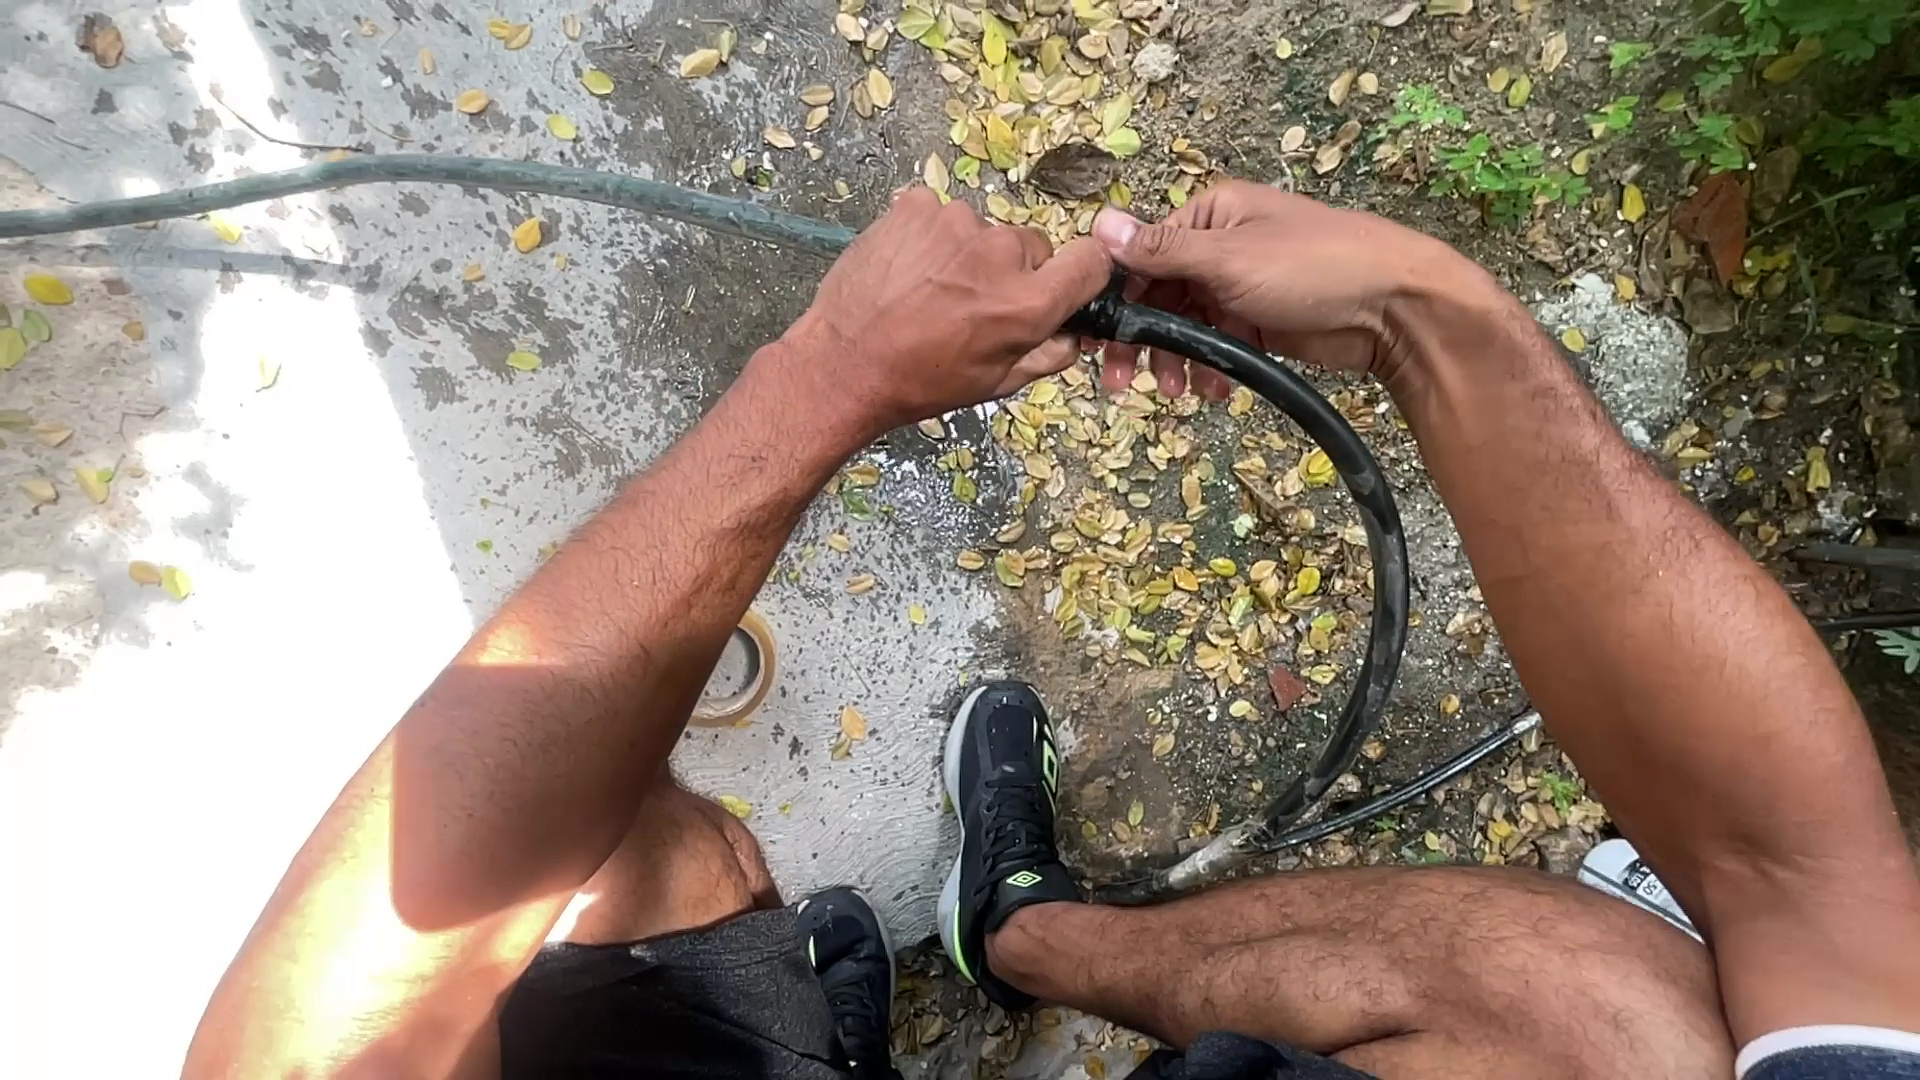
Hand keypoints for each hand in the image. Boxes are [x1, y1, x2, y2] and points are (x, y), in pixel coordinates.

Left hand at [767, 188, 1111, 441]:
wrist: (844, 365)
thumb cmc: (922, 383)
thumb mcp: (995, 384)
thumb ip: (1049, 354)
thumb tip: (1076, 333)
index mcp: (1027, 303)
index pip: (1091, 261)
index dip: (1081, 274)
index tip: (1061, 288)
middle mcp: (999, 252)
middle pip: (1031, 248)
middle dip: (1013, 274)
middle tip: (972, 306)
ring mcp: (955, 222)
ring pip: (983, 234)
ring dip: (968, 257)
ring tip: (931, 293)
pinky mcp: (916, 206)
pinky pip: (940, 217)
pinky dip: (932, 239)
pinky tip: (909, 272)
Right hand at [1088, 180, 1488, 397]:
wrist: (1395, 309)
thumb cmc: (1313, 268)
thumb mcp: (1229, 259)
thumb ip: (1161, 250)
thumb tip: (1099, 223)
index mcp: (1210, 216)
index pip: (1141, 257)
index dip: (1116, 300)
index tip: (1096, 342)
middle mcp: (1217, 248)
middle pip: (1157, 297)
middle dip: (1143, 341)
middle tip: (1122, 382)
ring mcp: (1235, 288)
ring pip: (1183, 328)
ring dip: (1176, 361)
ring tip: (1181, 392)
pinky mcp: (1253, 323)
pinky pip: (1214, 347)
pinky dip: (1209, 369)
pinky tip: (1216, 389)